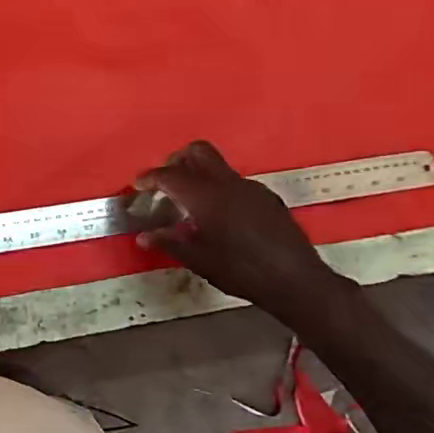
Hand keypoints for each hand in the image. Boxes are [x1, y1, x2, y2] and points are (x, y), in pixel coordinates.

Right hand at [133, 141, 348, 316]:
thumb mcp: (197, 260)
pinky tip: (220, 217)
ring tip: (190, 204)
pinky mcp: (268, 198)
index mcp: (206, 197)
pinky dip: (219, 190)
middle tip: (166, 181)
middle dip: (177, 160)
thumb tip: (144, 236)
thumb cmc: (240, 271)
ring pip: (218, 166)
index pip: (170, 175)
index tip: (138, 185)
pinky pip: (235, 183)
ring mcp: (251, 188)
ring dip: (199, 175)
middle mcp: (228, 184)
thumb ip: (169, 242)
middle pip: (198, 152)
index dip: (150, 177)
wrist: (296, 281)